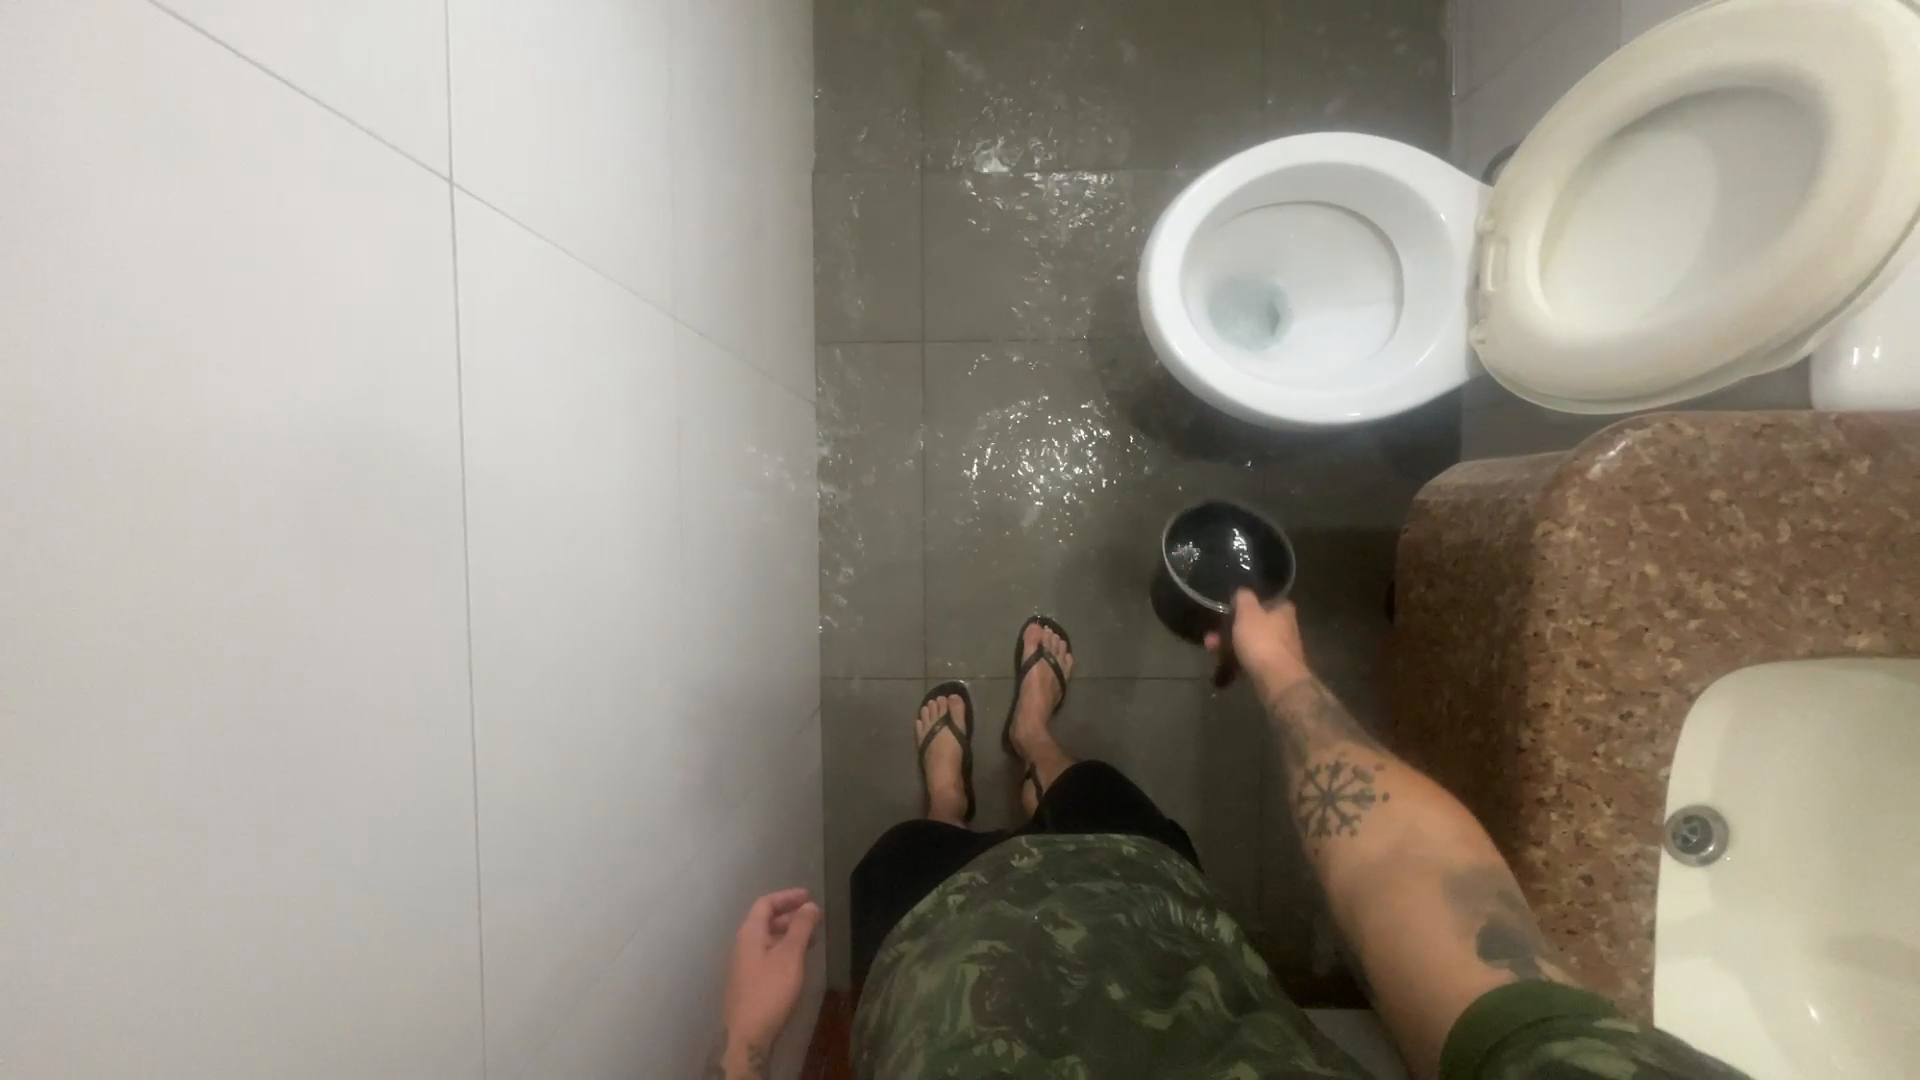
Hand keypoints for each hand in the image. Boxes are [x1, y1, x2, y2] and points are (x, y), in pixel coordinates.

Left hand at [722, 888, 821, 1059]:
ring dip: (789, 934)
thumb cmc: (769, 990)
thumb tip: (810, 905)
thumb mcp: (790, 955)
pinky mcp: (749, 985)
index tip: (809, 896)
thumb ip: (801, 927)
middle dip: (791, 916)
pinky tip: (798, 962)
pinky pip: (768, 956)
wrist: (746, 1039)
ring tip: (812, 938)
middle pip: (766, 921)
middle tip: (814, 918)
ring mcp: (745, 967)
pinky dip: (784, 951)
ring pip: (768, 940)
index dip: (787, 897)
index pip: (766, 903)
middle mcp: (743, 946)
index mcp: (750, 933)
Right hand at [1205, 590, 1310, 692]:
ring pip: (1249, 642)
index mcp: (1283, 611)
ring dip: (1229, 644)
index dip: (1247, 602)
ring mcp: (1279, 649)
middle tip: (1211, 633)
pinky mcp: (1272, 668)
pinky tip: (1222, 664)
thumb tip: (1242, 591)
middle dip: (1230, 627)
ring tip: (1210, 648)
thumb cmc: (1262, 641)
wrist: (1278, 681)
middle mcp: (1285, 628)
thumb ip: (1243, 597)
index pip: (1266, 599)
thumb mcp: (1248, 612)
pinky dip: (1236, 659)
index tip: (1229, 607)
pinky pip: (1250, 659)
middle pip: (1254, 623)